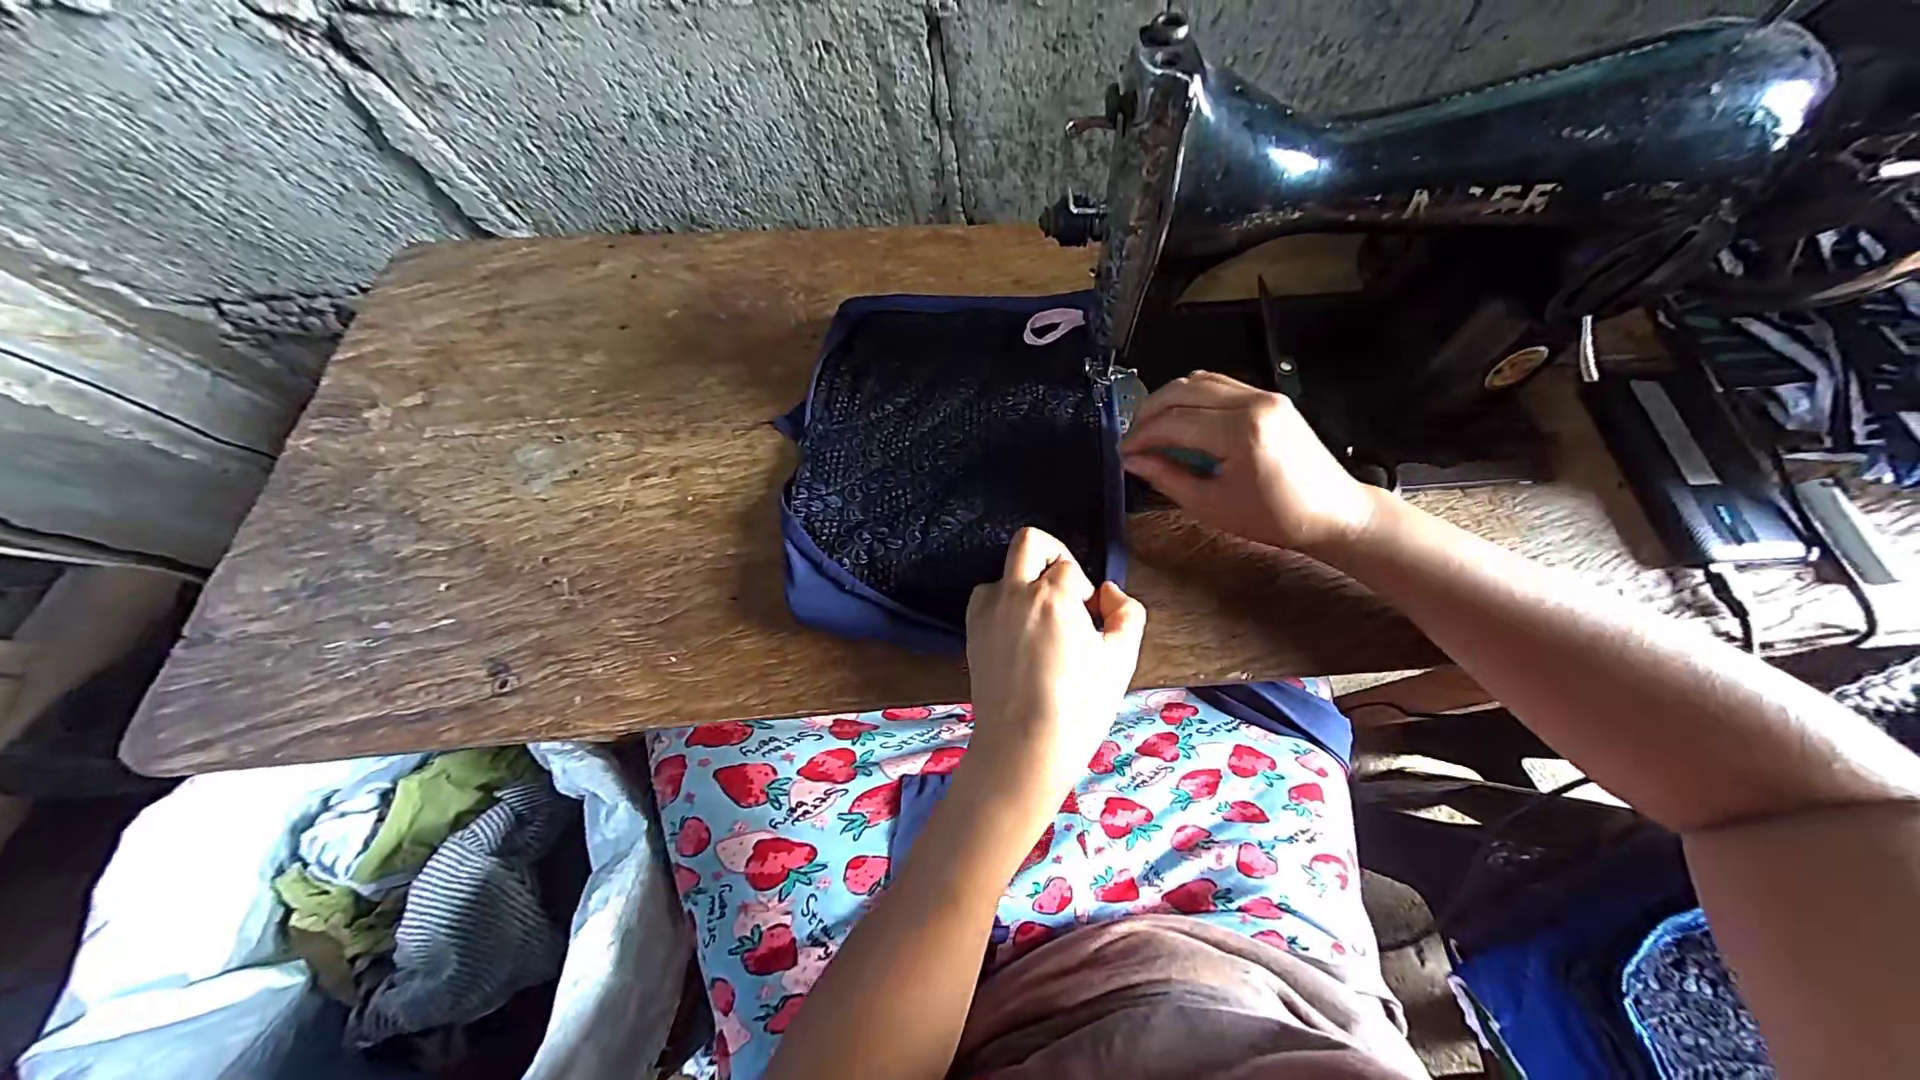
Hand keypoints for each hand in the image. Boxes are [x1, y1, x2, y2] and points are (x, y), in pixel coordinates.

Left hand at [963, 527, 1145, 798]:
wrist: (1023, 746)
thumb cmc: (1078, 707)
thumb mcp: (1121, 659)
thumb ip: (1127, 613)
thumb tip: (1109, 593)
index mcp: (1052, 595)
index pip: (1071, 568)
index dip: (1086, 589)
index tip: (1090, 615)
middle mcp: (1014, 594)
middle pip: (1029, 541)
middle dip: (1052, 555)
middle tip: (1065, 590)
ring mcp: (987, 612)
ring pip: (1004, 573)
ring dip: (1024, 584)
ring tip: (1042, 622)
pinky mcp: (971, 632)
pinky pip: (987, 601)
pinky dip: (1003, 606)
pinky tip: (1021, 638)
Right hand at [1120, 371, 1381, 552]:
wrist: (1332, 513)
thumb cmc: (1276, 518)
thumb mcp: (1211, 505)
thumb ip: (1167, 477)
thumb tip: (1133, 461)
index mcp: (1240, 432)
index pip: (1172, 422)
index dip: (1140, 437)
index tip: (1124, 452)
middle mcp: (1253, 403)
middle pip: (1181, 390)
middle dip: (1148, 413)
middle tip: (1132, 439)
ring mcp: (1264, 396)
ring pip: (1198, 380)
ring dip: (1168, 400)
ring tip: (1152, 428)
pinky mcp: (1269, 397)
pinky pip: (1219, 384)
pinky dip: (1191, 397)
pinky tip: (1181, 420)